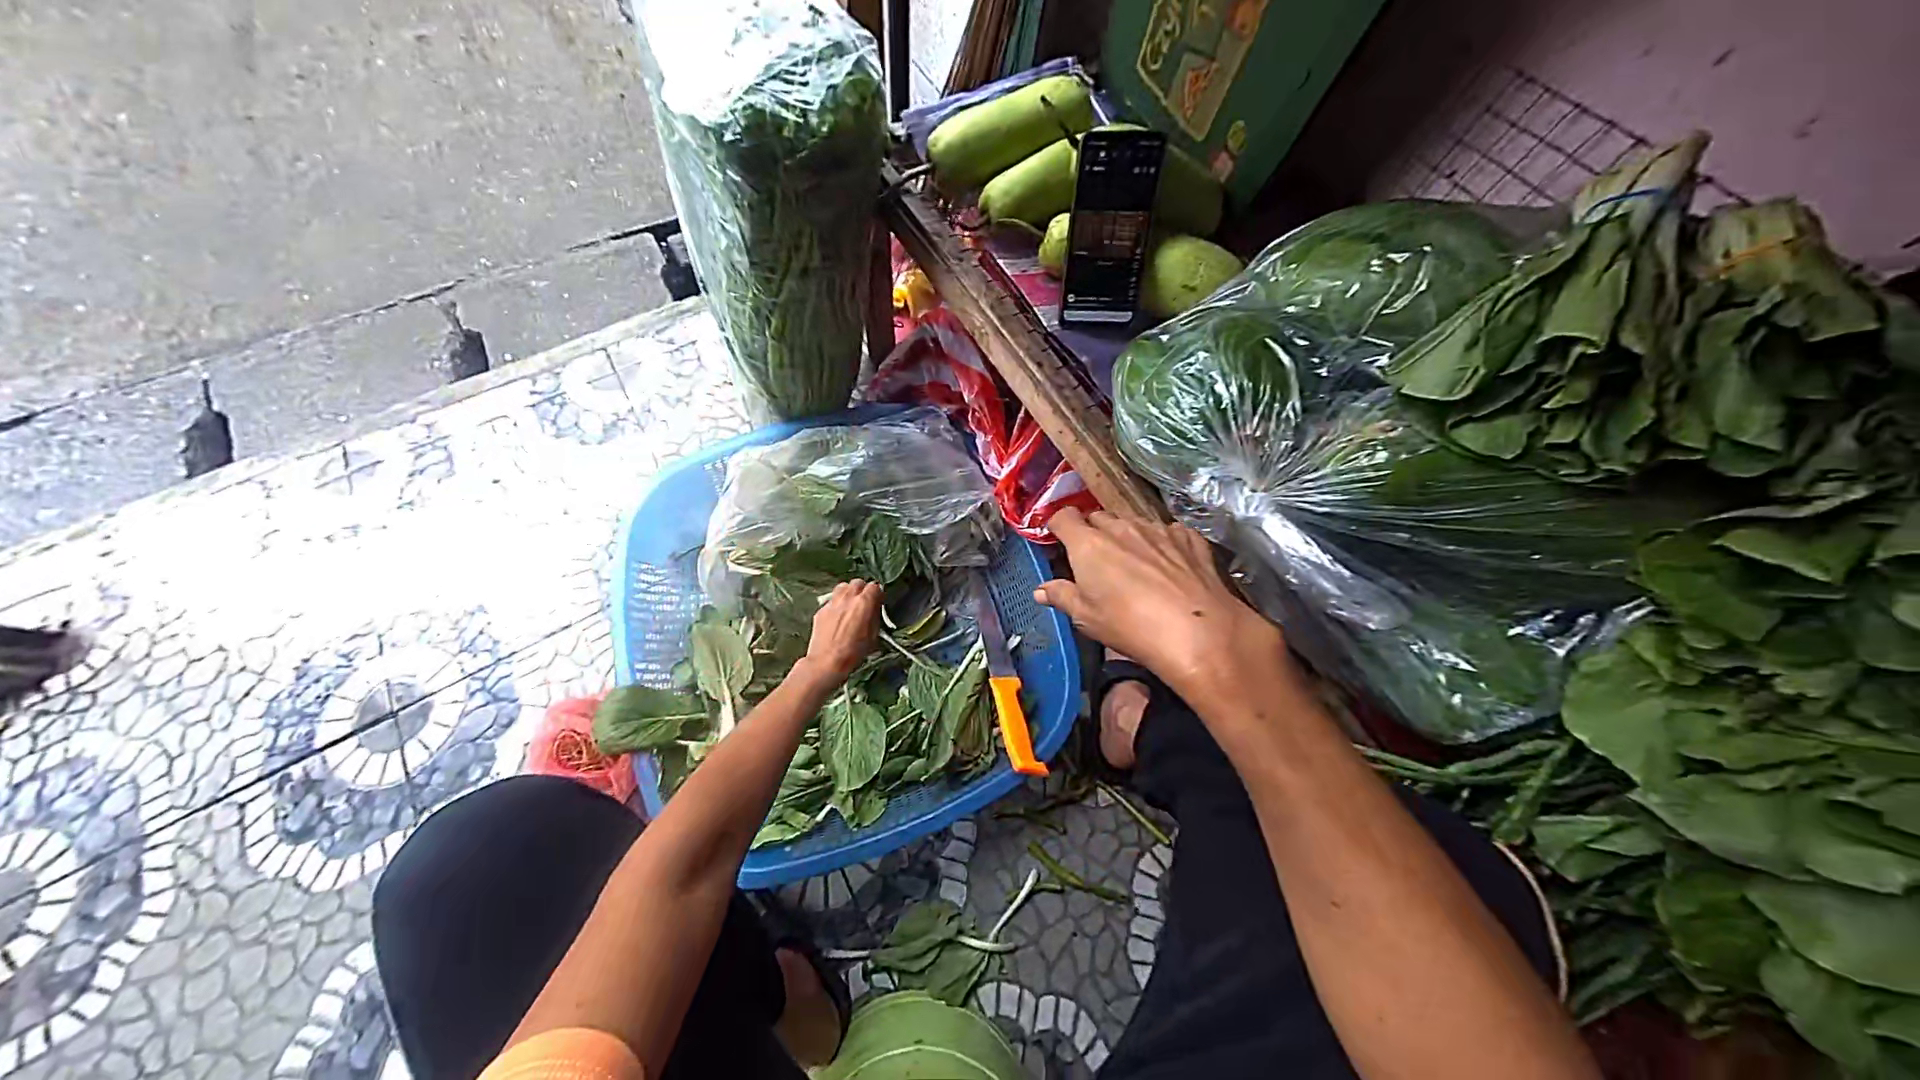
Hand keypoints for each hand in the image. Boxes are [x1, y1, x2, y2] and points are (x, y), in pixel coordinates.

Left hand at [803, 579, 882, 682]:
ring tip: (851, 605)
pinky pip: (832, 600)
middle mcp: (847, 598)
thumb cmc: (852, 652)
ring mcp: (832, 602)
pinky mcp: (821, 610)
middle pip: (858, 583)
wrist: (827, 662)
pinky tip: (838, 616)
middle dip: (863, 590)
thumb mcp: (873, 636)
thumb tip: (875, 609)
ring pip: (842, 587)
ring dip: (849, 593)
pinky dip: (837, 604)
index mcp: (864, 603)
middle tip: (865, 601)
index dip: (878, 594)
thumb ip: (875, 617)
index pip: (875, 586)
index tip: (878, 600)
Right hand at [1035, 509, 1290, 696]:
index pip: (1063, 517)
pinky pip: (1167, 532)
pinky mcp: (1188, 538)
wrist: (1197, 631)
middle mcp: (1121, 528)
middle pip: (1098, 517)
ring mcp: (1158, 529)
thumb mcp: (1086, 618)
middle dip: (1092, 532)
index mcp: (1088, 544)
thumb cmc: (1131, 626)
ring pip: (1133, 523)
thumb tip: (1042, 589)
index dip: (1058, 525)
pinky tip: (1166, 563)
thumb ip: (1062, 597)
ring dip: (1126, 537)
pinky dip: (1161, 542)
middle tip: (1094, 559)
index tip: (1058, 538)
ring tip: (1132, 564)